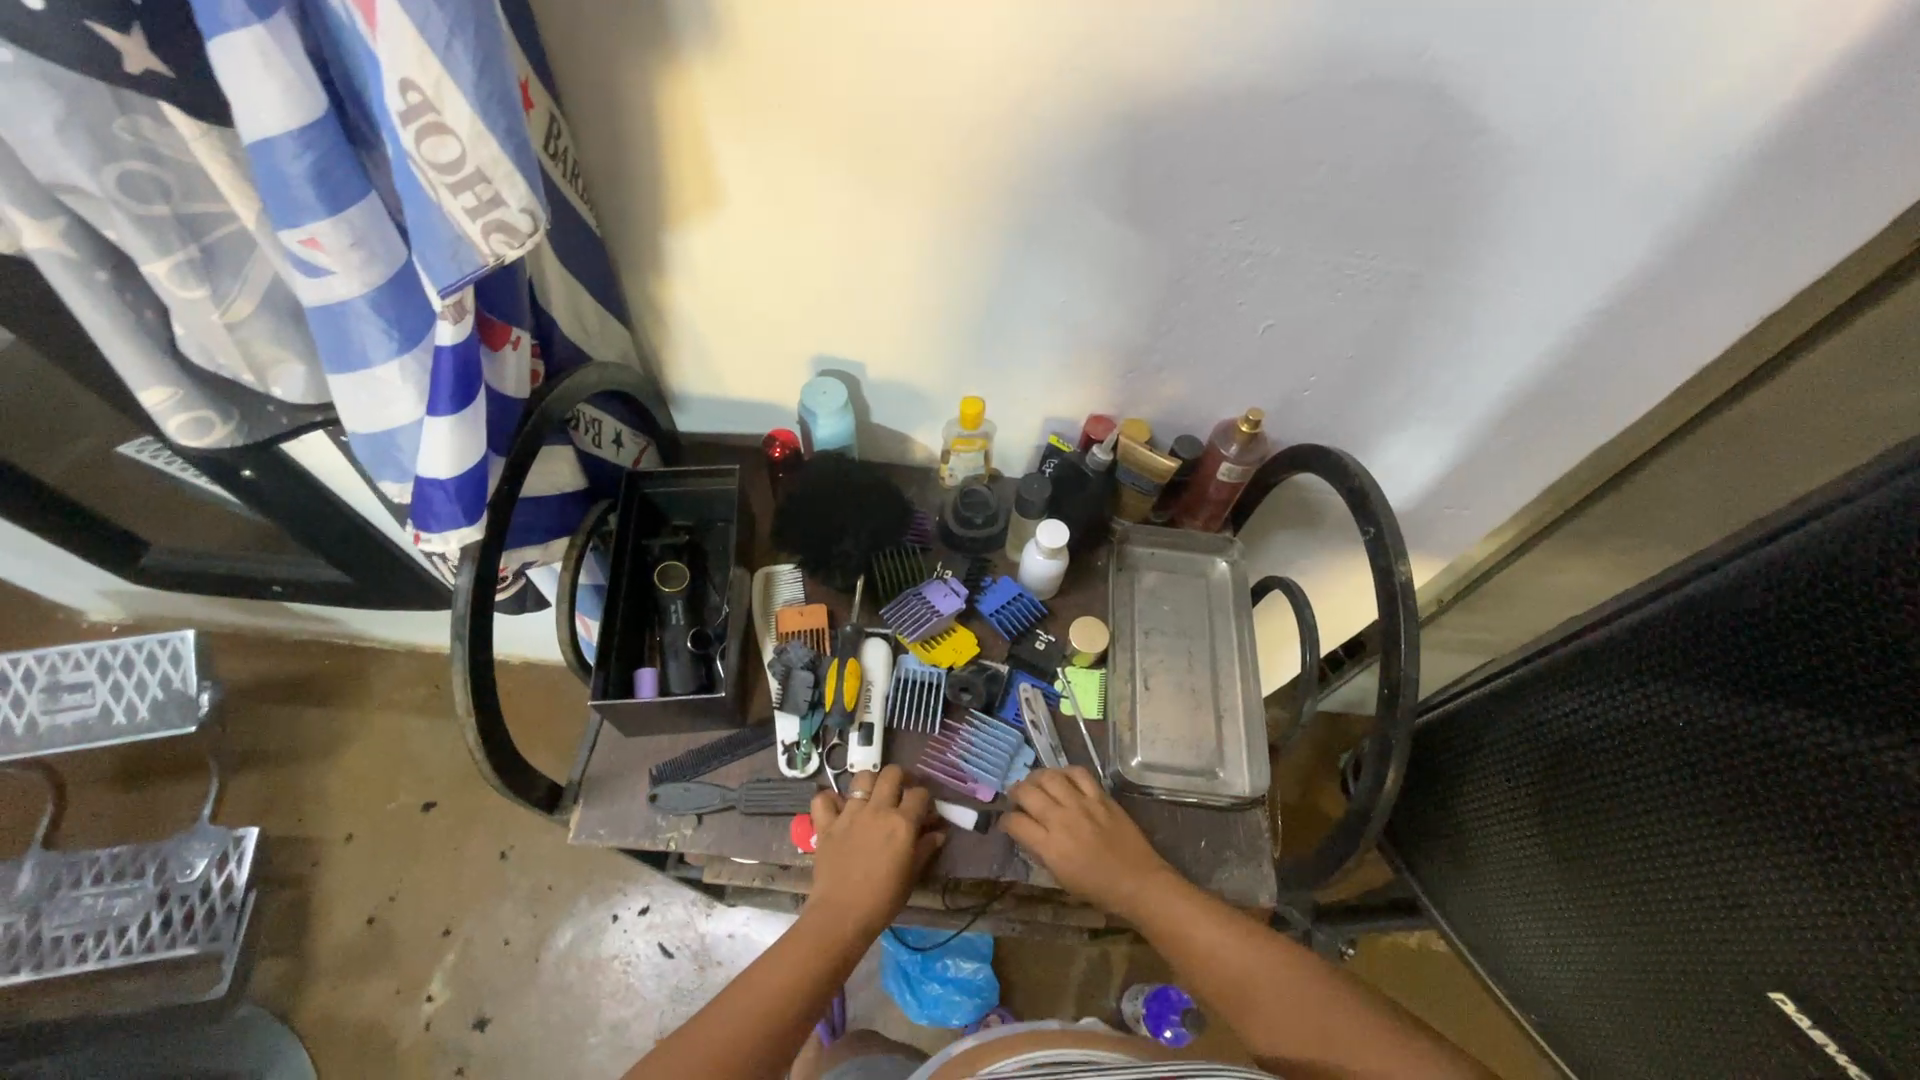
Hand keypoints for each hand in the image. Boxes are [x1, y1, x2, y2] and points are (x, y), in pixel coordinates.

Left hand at [806, 765, 944, 936]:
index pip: (920, 794)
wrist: (843, 914)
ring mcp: (849, 814)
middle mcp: (877, 810)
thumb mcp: (912, 875)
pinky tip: (838, 809)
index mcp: (902, 822)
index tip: (925, 811)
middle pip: (892, 773)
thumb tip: (939, 833)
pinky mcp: (826, 824)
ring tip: (873, 796)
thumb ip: (925, 848)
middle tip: (901, 793)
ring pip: (862, 778)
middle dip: (901, 778)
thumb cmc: (883, 899)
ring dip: (870, 782)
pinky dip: (830, 800)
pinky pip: (823, 799)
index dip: (925, 799)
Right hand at [1004, 767, 1180, 916]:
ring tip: (1035, 784)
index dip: (1005, 821)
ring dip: (1036, 778)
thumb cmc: (1096, 888)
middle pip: (1027, 792)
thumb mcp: (1059, 877)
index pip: (1015, 822)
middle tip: (1016, 798)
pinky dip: (1065, 772)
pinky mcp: (1101, 797)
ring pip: (1049, 776)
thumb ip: (1040, 851)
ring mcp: (1082, 804)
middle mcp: (1061, 820)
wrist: (1137, 882)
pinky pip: (1078, 773)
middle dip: (1015, 793)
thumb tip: (1027, 832)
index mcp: (1049, 846)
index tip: (1007, 822)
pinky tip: (1062, 779)